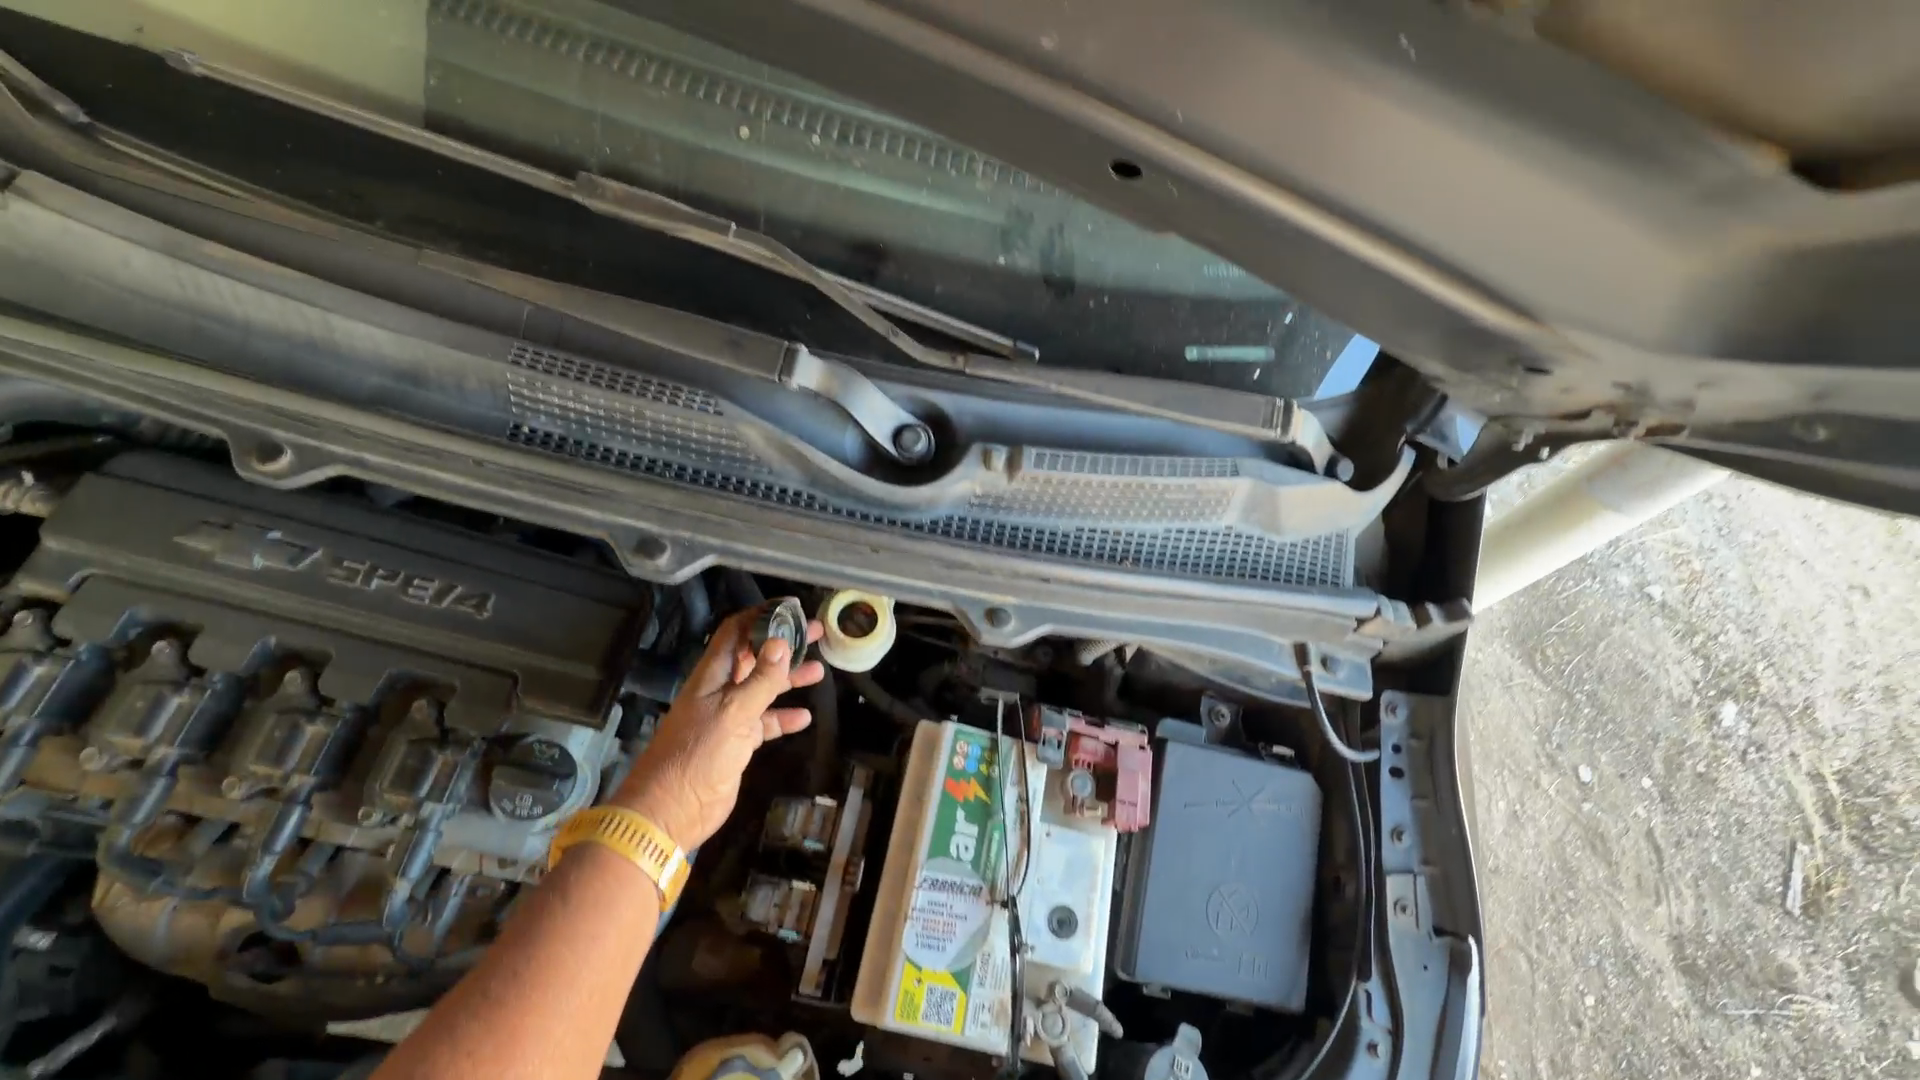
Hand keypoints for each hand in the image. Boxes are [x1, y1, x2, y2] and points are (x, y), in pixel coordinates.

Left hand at [614, 608, 825, 848]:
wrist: (670, 810)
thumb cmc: (697, 754)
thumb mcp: (733, 713)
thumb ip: (761, 679)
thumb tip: (782, 642)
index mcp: (713, 675)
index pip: (736, 632)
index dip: (762, 616)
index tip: (793, 609)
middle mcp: (721, 690)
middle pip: (755, 657)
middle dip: (784, 644)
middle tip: (818, 634)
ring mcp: (729, 717)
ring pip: (763, 689)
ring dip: (788, 679)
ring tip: (819, 671)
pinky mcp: (737, 743)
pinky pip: (765, 723)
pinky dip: (783, 717)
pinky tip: (804, 716)